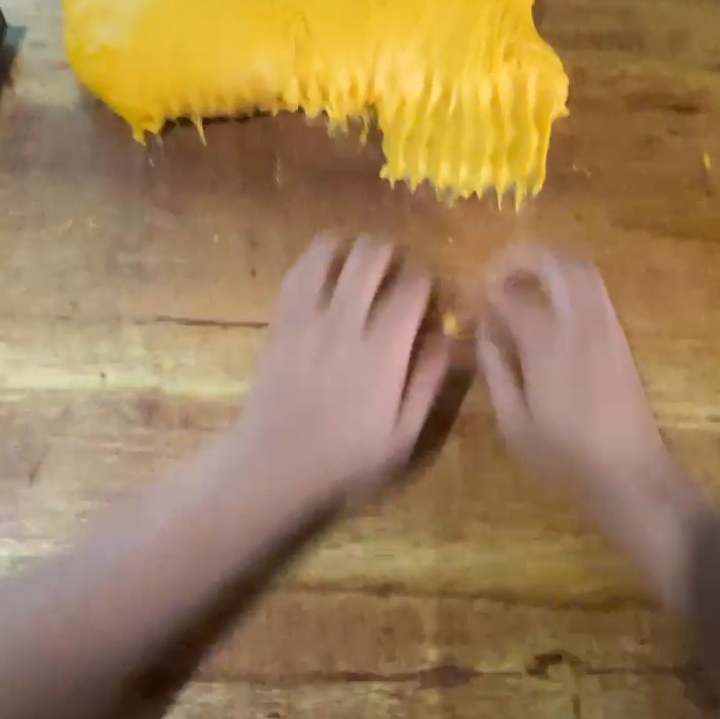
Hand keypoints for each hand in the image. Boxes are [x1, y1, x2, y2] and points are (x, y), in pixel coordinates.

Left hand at [235, 234, 451, 506]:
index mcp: (383, 351)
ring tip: (361, 267)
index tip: (429, 294)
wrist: (273, 469)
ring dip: (350, 250)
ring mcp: (306, 319)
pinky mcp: (279, 322)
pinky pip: (297, 274)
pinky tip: (325, 273)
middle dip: (391, 254)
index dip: (427, 281)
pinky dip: (315, 262)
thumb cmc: (346, 461)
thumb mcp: (404, 436)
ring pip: (328, 253)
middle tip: (397, 272)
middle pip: (370, 256)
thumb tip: (446, 336)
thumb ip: (428, 381)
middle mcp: (344, 323)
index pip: (412, 287)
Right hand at [477, 245, 678, 513]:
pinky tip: (555, 303)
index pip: (512, 296)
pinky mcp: (621, 337)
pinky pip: (597, 291)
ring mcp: (606, 327)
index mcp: (546, 345)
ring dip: (552, 265)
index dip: (488, 292)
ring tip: (525, 279)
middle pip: (556, 264)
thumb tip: (484, 330)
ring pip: (583, 270)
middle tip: (499, 270)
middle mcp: (579, 324)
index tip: (473, 300)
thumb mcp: (513, 423)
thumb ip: (495, 369)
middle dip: (524, 257)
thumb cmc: (564, 457)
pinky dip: (573, 282)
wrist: (631, 475)